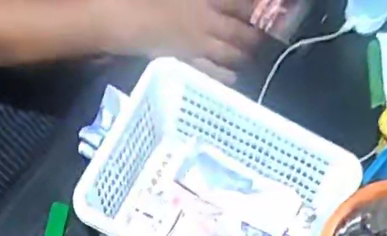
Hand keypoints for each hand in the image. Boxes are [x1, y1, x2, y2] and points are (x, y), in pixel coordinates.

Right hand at [116, 0, 263, 80]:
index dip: (253, 6)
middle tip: (264, 40)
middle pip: (239, 31)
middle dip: (254, 35)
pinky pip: (210, 72)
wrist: (122, 16)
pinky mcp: (185, 62)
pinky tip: (233, 78)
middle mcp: (206, 21)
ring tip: (253, 58)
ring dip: (243, 56)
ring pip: (229, 53)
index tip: (262, 9)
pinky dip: (224, 76)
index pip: (239, 3)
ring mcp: (196, 45)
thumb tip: (221, 3)